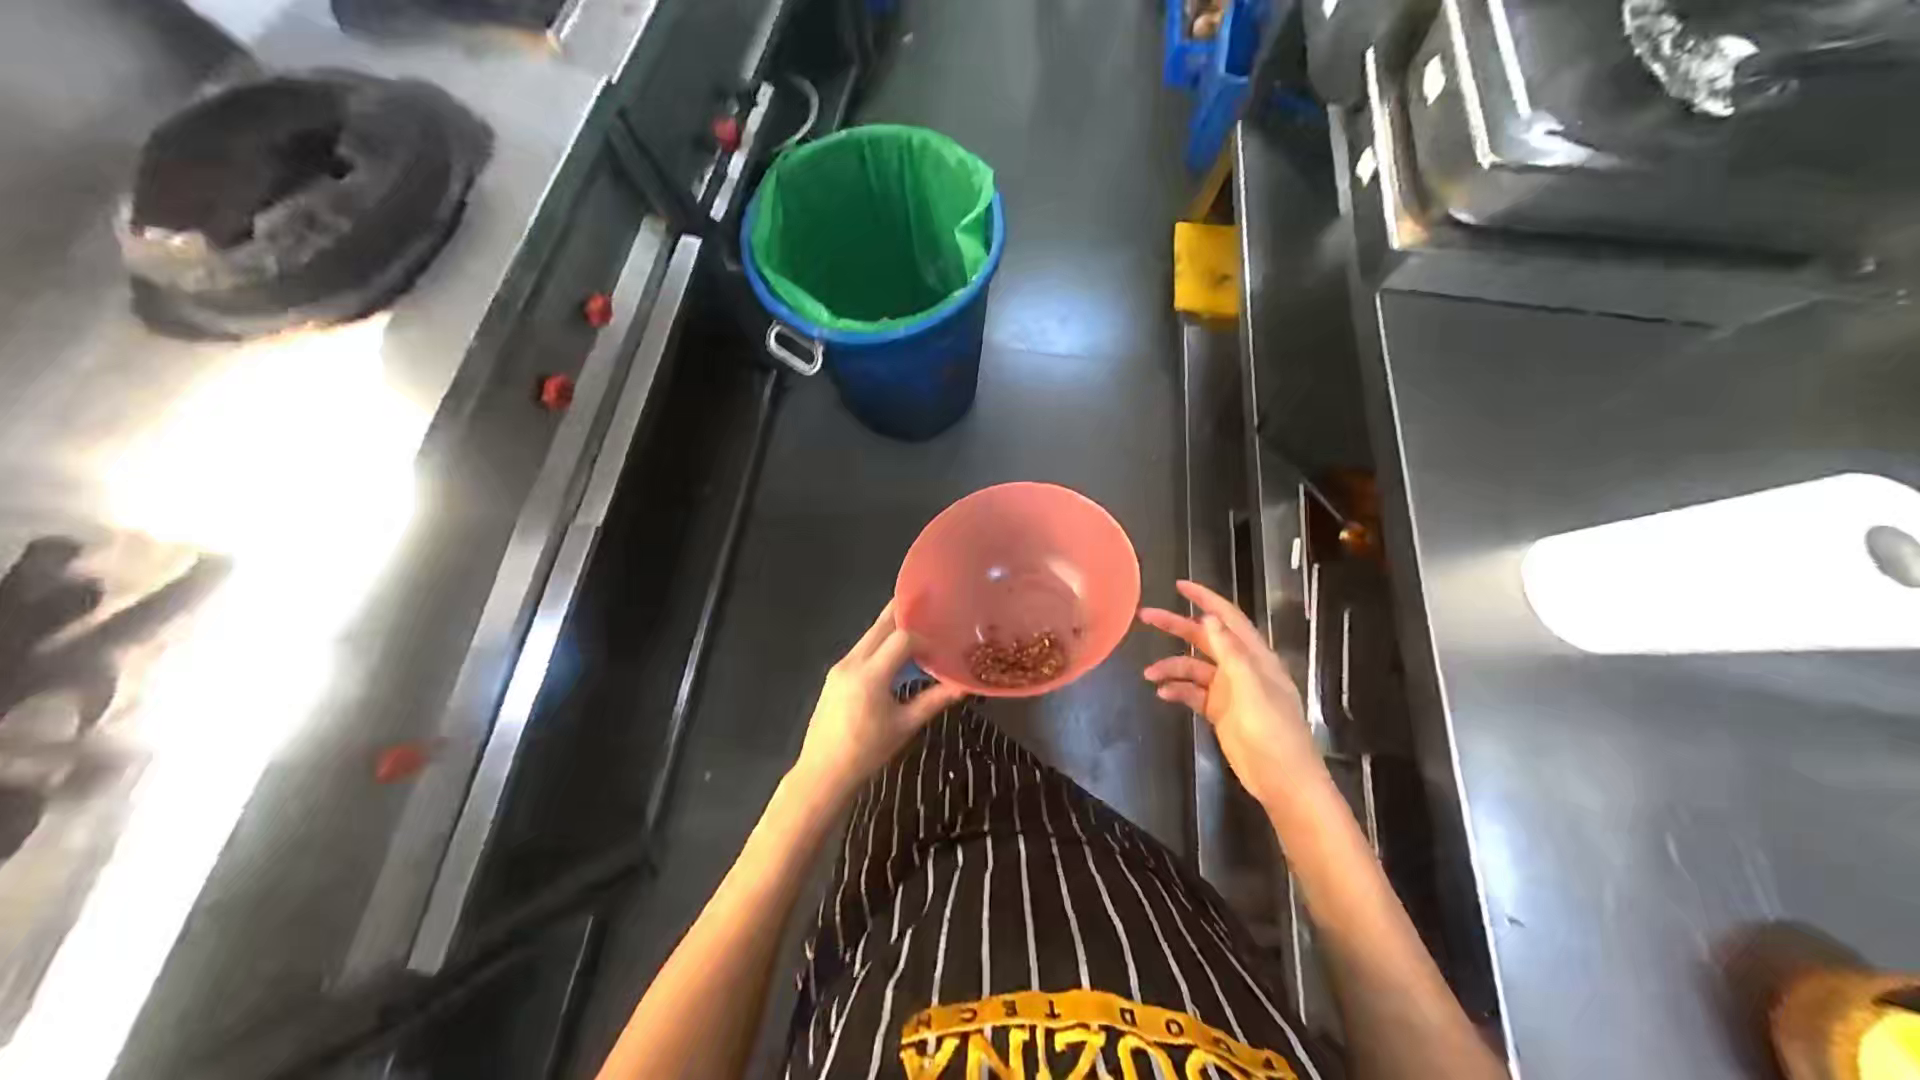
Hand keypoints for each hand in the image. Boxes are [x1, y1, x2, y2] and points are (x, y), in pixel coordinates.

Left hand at [794, 602, 965, 800]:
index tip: (939, 648)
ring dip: (890, 630)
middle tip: (926, 606)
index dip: (923, 638)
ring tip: (915, 630)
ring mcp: (839, 667)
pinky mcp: (834, 676)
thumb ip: (934, 700)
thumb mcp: (905, 726)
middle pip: (880, 626)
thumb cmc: (867, 752)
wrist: (823, 773)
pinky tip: (893, 655)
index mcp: (870, 675)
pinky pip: (860, 650)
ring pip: (868, 636)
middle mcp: (851, 663)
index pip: (901, 638)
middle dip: (902, 615)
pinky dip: (879, 645)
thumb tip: (963, 686)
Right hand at [1140, 580, 1319, 813]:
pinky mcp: (1220, 712)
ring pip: (1193, 667)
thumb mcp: (1250, 687)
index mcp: (1254, 657)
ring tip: (1149, 674)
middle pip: (1204, 638)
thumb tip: (1208, 618)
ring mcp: (1229, 690)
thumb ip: (1229, 652)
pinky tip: (1162, 694)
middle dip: (1176, 627)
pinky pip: (1192, 693)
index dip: (1205, 599)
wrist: (1283, 779)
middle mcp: (1241, 668)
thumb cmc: (1272, 730)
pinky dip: (1177, 690)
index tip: (1179, 585)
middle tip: (1145, 617)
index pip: (1228, 618)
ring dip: (1171, 667)